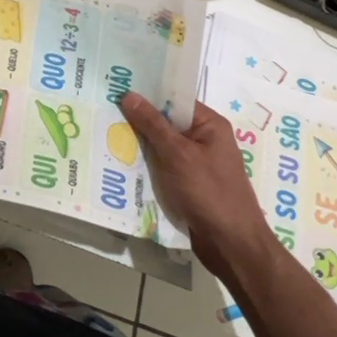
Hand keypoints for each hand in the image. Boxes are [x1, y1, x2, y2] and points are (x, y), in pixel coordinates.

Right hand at [120, 94, 275, 283]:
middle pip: (166, 122)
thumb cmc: (209, 193)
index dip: (147, 94)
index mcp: (210, 125)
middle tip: (104, 110)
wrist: (232, 247)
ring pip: (162, 146)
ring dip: (140, 145)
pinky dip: (147, 165)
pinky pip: (163, 166)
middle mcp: (205, 140)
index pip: (175, 99)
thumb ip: (152, 124)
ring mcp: (197, 164)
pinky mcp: (189, 185)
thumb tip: (129, 94)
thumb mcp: (178, 154)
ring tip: (106, 134)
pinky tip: (121, 162)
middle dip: (139, 120)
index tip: (117, 88)